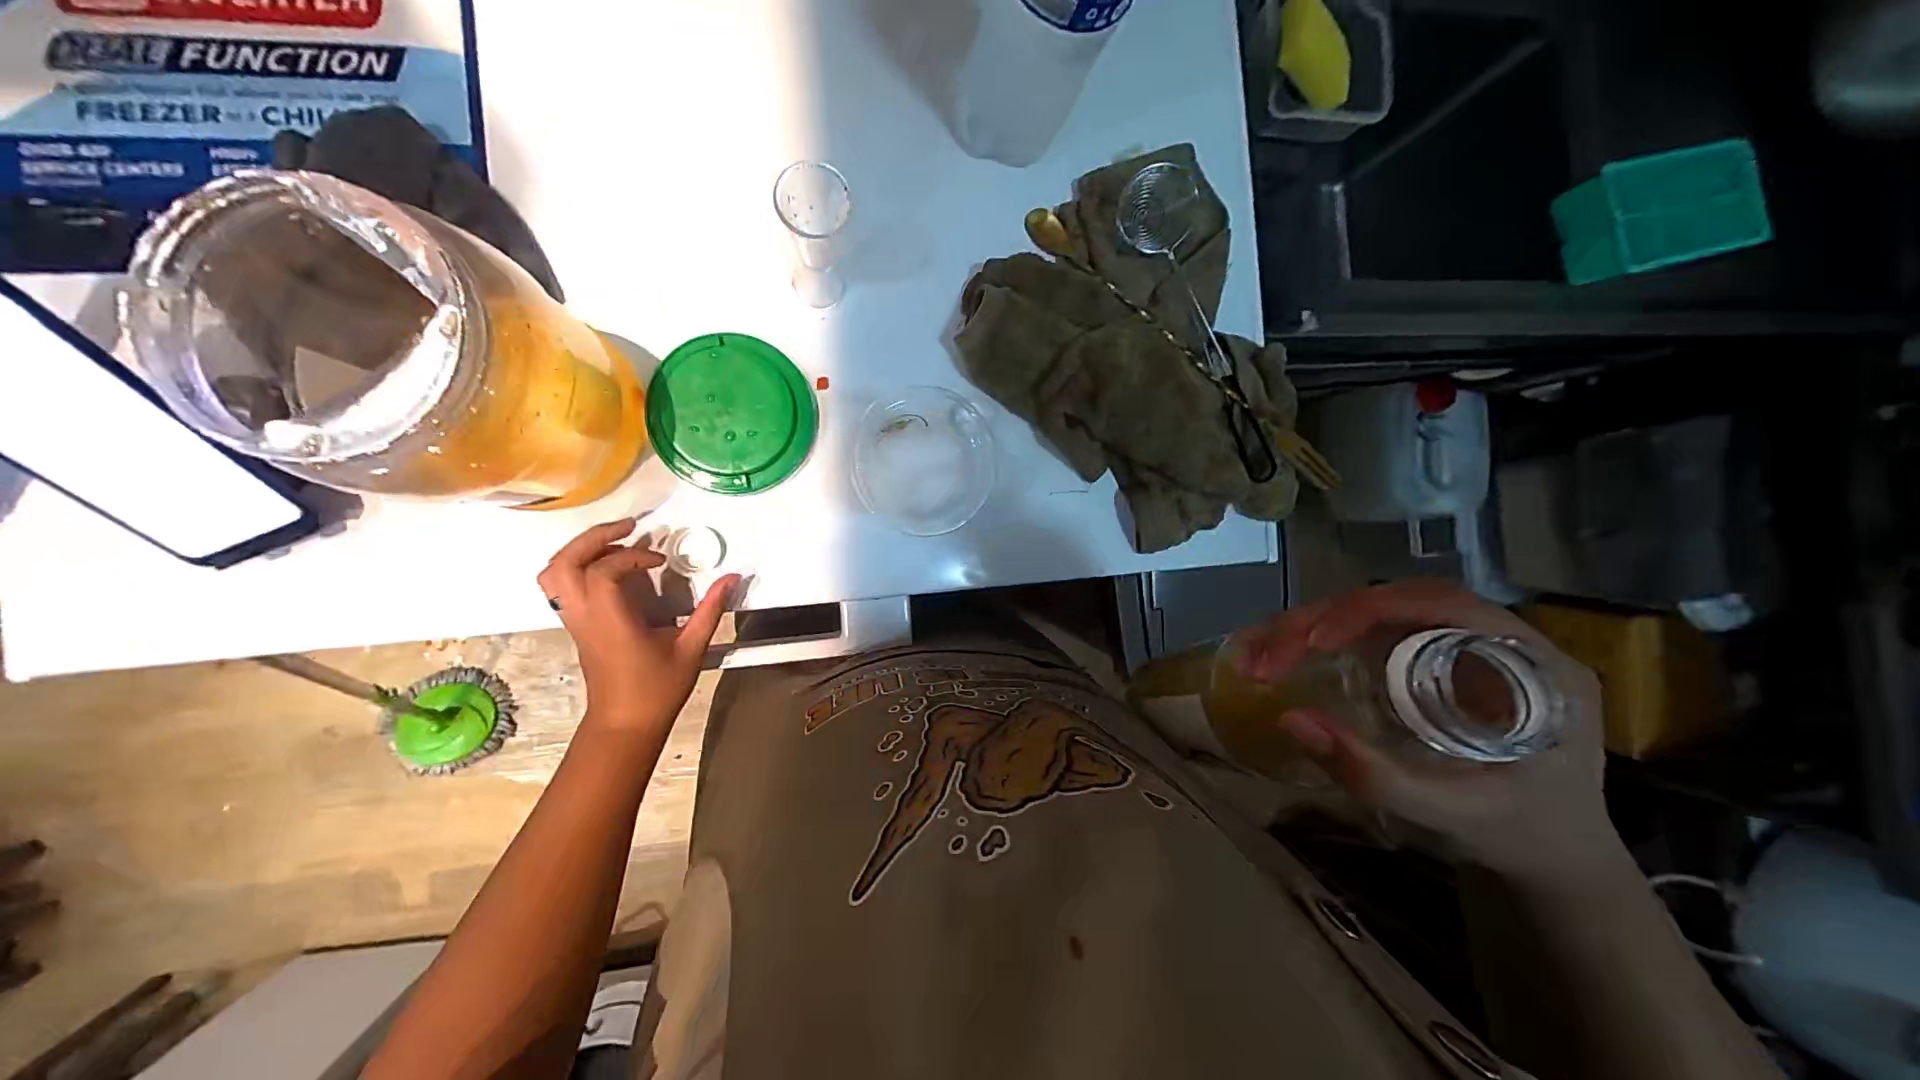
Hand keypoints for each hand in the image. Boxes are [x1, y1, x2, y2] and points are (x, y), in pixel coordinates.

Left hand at [537, 518, 741, 731]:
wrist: (624, 724)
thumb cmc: (657, 690)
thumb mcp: (691, 649)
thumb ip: (710, 610)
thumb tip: (731, 579)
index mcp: (610, 621)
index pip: (604, 571)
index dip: (632, 556)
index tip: (660, 562)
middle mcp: (584, 616)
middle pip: (565, 563)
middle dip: (594, 537)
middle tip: (628, 527)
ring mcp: (574, 621)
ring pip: (553, 573)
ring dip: (579, 549)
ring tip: (615, 542)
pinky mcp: (575, 625)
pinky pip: (558, 586)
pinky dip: (576, 566)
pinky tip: (608, 567)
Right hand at [1234, 581, 1613, 878]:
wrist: (1554, 860)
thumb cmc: (1520, 836)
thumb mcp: (1453, 815)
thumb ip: (1377, 775)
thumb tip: (1289, 719)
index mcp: (1535, 667)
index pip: (1449, 605)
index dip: (1375, 609)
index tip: (1317, 641)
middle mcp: (1497, 642)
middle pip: (1398, 603)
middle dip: (1322, 620)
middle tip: (1264, 656)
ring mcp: (1459, 649)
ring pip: (1376, 613)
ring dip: (1310, 626)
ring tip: (1258, 656)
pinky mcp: (1430, 662)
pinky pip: (1370, 634)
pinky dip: (1319, 640)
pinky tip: (1282, 657)